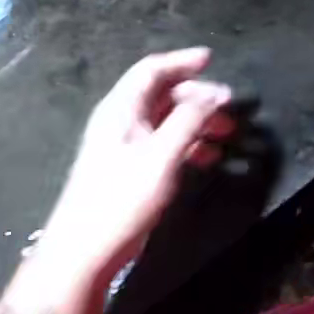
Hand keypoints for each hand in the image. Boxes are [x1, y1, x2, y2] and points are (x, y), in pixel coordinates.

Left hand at [38, 48, 232, 281]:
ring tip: (226, 134)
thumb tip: (217, 92)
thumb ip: (190, 119)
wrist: (84, 253)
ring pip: (166, 119)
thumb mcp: (161, 155)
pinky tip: (208, 158)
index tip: (211, 60)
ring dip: (197, 122)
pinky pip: (164, 143)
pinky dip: (188, 143)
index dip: (181, 61)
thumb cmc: (121, 198)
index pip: (152, 70)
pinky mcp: (131, 169)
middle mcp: (121, 120)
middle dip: (197, 97)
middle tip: (228, 108)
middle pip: (162, 94)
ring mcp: (125, 145)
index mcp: (121, 108)